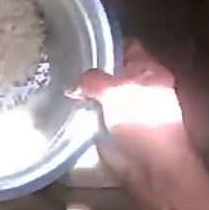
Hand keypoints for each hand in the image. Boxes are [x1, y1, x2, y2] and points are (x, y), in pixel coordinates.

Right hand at [72, 38, 193, 188]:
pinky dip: (83, 113)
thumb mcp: (114, 89)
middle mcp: (140, 86)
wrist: (150, 165)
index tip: (78, 45)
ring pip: (100, 93)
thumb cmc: (139, 121)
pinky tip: (65, 110)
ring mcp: (128, 109)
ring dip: (84, 95)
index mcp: (148, 70)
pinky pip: (95, 114)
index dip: (104, 44)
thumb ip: (91, 80)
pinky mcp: (116, 129)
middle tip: (61, 68)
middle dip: (89, 71)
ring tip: (58, 88)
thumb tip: (72, 86)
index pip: (126, 46)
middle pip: (110, 71)